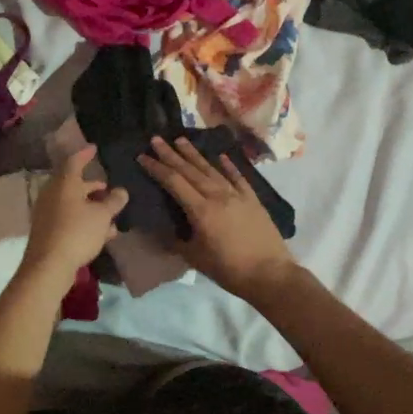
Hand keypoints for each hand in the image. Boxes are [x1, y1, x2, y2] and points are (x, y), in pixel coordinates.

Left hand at [19, 146, 128, 287]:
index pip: (74, 161)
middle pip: (73, 184)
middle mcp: (52, 194)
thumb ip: (113, 201)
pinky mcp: (47, 230)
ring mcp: (47, 213)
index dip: (85, 154)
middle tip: (107, 188)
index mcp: (64, 184)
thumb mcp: (102, 216)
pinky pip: (68, 219)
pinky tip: (101, 233)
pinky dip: (83, 220)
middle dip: (92, 186)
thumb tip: (121, 191)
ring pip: (72, 204)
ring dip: (91, 207)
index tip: (94, 149)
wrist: (49, 265)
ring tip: (110, 214)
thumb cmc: (77, 233)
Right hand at [138, 136, 300, 301]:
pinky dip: (228, 165)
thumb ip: (176, 241)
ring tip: (181, 140)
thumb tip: (161, 231)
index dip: (156, 168)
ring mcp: (237, 195)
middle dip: (171, 154)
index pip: (173, 182)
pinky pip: (237, 177)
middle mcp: (218, 195)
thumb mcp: (195, 258)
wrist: (270, 274)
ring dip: (195, 154)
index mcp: (200, 210)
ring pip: (212, 169)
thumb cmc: (228, 269)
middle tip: (156, 139)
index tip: (142, 156)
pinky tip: (221, 156)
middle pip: (190, 170)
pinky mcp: (252, 200)